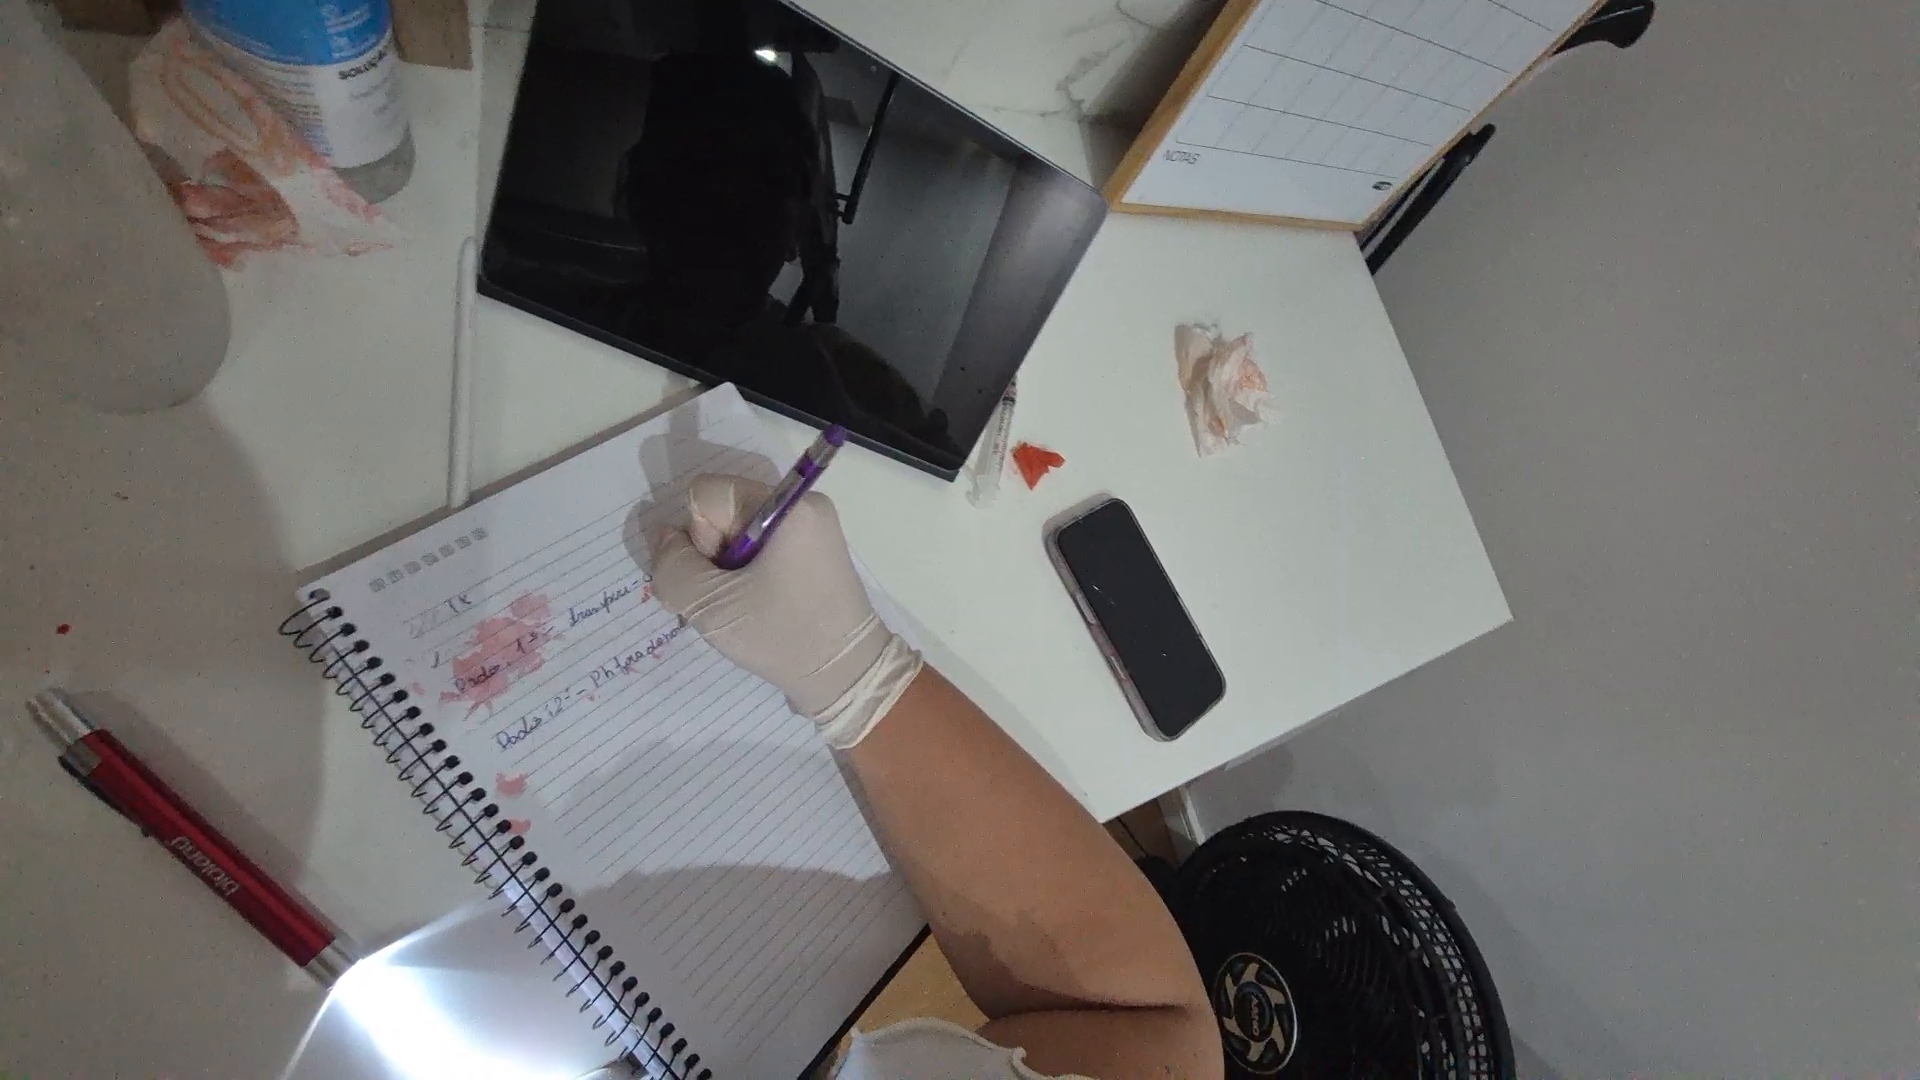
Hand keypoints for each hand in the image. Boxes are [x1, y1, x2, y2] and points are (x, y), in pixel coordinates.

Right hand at [651, 474, 921, 747]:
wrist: (846, 674)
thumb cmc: (783, 636)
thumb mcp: (711, 606)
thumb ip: (673, 566)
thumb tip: (668, 538)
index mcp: (788, 505)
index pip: (708, 493)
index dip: (701, 535)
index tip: (726, 574)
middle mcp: (803, 505)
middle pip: (723, 510)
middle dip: (714, 553)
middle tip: (736, 596)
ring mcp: (811, 529)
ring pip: (737, 532)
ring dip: (728, 570)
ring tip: (748, 605)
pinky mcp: (812, 553)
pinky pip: (760, 548)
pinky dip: (748, 574)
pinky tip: (759, 605)